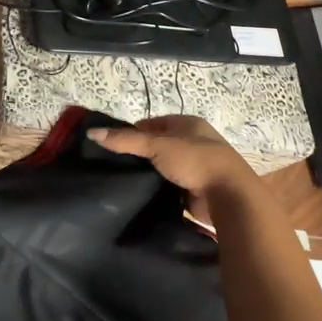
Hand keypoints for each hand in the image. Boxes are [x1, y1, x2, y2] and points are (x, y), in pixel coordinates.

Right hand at [89, 115, 256, 219]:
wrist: (230, 197)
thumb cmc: (195, 160)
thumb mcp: (157, 145)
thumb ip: (124, 140)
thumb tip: (92, 132)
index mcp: (188, 124)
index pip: (151, 124)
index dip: (132, 132)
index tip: (112, 146)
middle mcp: (194, 142)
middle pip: (157, 146)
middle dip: (139, 155)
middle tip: (114, 166)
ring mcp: (197, 167)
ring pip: (163, 168)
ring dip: (149, 174)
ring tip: (123, 181)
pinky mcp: (197, 189)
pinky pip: (170, 186)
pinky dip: (159, 190)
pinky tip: (141, 195)